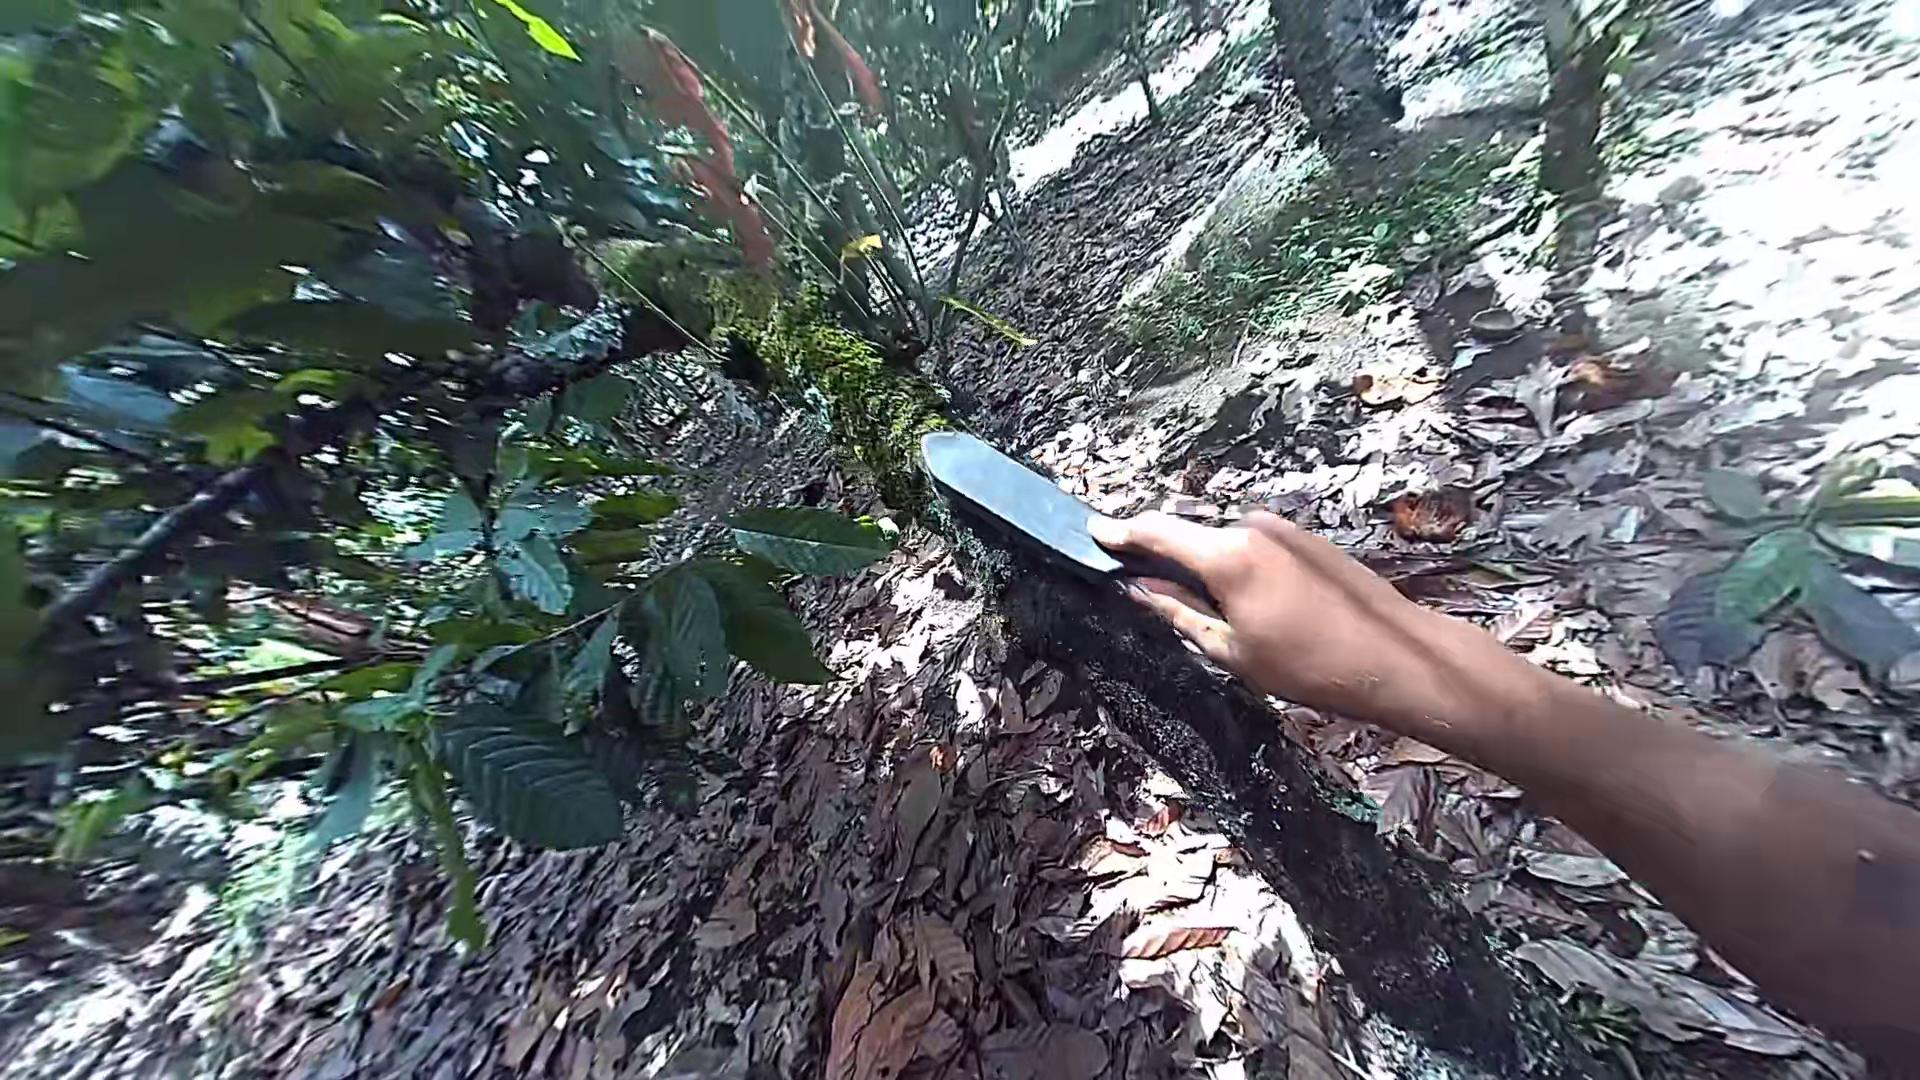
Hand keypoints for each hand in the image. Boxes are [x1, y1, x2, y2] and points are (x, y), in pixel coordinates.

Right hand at [1088, 511, 1529, 734]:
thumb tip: (1138, 587)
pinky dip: (1229, 559)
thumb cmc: (1308, 666)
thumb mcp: (1230, 649)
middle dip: (1159, 552)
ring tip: (1203, 601)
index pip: (1155, 530)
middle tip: (1143, 580)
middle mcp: (1249, 527)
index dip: (1120, 531)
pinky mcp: (1300, 534)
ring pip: (1217, 538)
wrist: (1401, 658)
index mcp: (1225, 555)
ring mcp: (1279, 527)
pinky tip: (1245, 596)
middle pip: (1186, 532)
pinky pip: (1247, 542)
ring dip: (1198, 560)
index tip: (1094, 532)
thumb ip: (1176, 611)